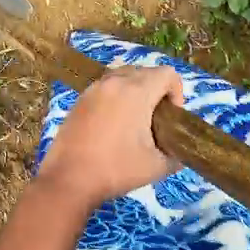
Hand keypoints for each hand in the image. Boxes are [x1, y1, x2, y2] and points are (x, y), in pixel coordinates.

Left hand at [36, 65, 185, 209]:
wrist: (69, 178)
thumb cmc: (116, 169)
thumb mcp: (157, 166)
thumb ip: (176, 154)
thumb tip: (180, 150)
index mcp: (137, 91)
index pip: (168, 74)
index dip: (177, 94)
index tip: (170, 119)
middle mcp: (115, 81)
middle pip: (146, 71)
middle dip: (157, 92)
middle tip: (155, 122)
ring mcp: (95, 87)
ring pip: (125, 76)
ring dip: (136, 92)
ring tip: (134, 122)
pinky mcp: (81, 98)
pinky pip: (107, 86)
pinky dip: (117, 97)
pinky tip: (112, 125)